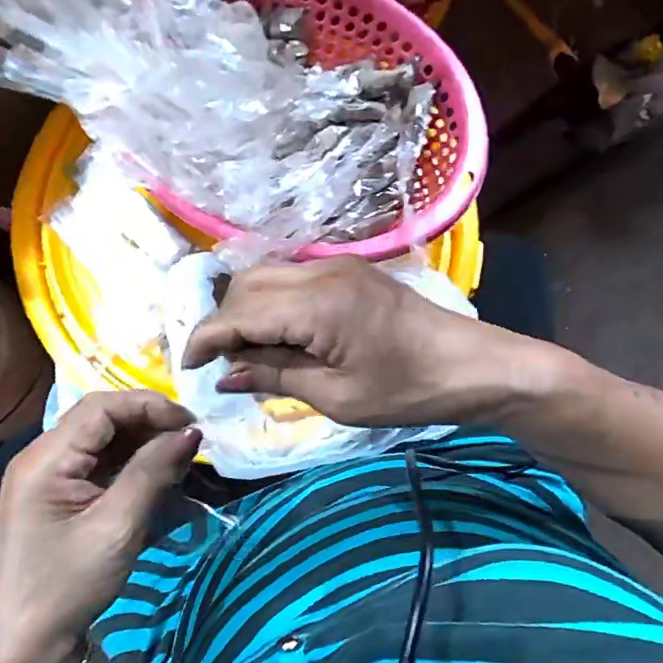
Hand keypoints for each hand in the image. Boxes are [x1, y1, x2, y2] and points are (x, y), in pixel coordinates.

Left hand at [0, 391, 199, 662]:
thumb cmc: (69, 584)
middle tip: (190, 438)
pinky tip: (157, 471)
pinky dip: (129, 462)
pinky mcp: (57, 494)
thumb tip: (191, 432)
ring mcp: (46, 476)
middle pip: (99, 418)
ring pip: (100, 439)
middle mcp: (40, 458)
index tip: (190, 423)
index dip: (148, 405)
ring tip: (180, 453)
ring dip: (141, 440)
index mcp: (44, 460)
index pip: (100, 408)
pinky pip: (96, 463)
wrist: (29, 640)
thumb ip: (152, 473)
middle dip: (147, 421)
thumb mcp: (117, 527)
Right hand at [182, 257, 545, 427]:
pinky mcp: (349, 271)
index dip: (206, 337)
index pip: (239, 312)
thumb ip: (275, 376)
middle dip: (222, 322)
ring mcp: (337, 265)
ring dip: (245, 309)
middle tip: (220, 364)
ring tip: (245, 353)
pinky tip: (275, 335)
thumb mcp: (338, 397)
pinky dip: (271, 303)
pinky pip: (291, 279)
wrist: (474, 366)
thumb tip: (225, 374)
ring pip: (266, 276)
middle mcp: (321, 271)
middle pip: (245, 284)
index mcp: (318, 305)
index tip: (188, 366)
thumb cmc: (409, 391)